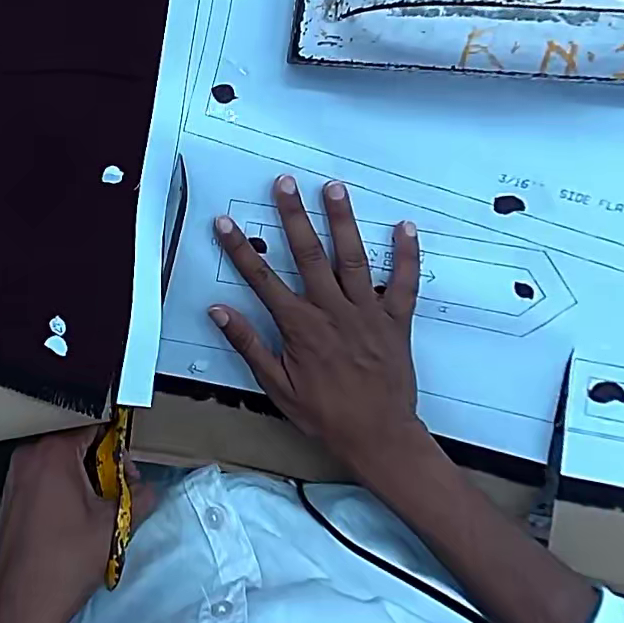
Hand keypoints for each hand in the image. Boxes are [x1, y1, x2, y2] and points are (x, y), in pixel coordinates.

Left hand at [0, 427, 156, 622]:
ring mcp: (16, 474)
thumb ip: (137, 499)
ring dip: (84, 478)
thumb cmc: (65, 563)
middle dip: (102, 465)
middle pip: (75, 443)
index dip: (117, 447)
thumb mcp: (112, 528)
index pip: (93, 428)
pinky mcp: (10, 495)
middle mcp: (29, 454)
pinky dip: (63, 488)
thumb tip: (149, 489)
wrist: (20, 607)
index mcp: (53, 452)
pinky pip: (43, 477)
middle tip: (120, 493)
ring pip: (59, 461)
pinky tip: (75, 518)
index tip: (129, 471)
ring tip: (100, 510)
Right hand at [207, 175, 426, 479]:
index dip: (240, 249)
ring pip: (352, 258)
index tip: (225, 223)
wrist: (380, 438)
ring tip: (333, 188)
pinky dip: (405, 255)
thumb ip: (248, 344)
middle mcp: (332, 311)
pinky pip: (402, 284)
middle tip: (284, 184)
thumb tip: (218, 311)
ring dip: (342, 221)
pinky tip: (405, 227)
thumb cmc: (324, 413)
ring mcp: (366, 313)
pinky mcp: (395, 321)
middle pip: (308, 255)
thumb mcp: (276, 385)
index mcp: (300, 326)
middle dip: (293, 216)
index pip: (261, 278)